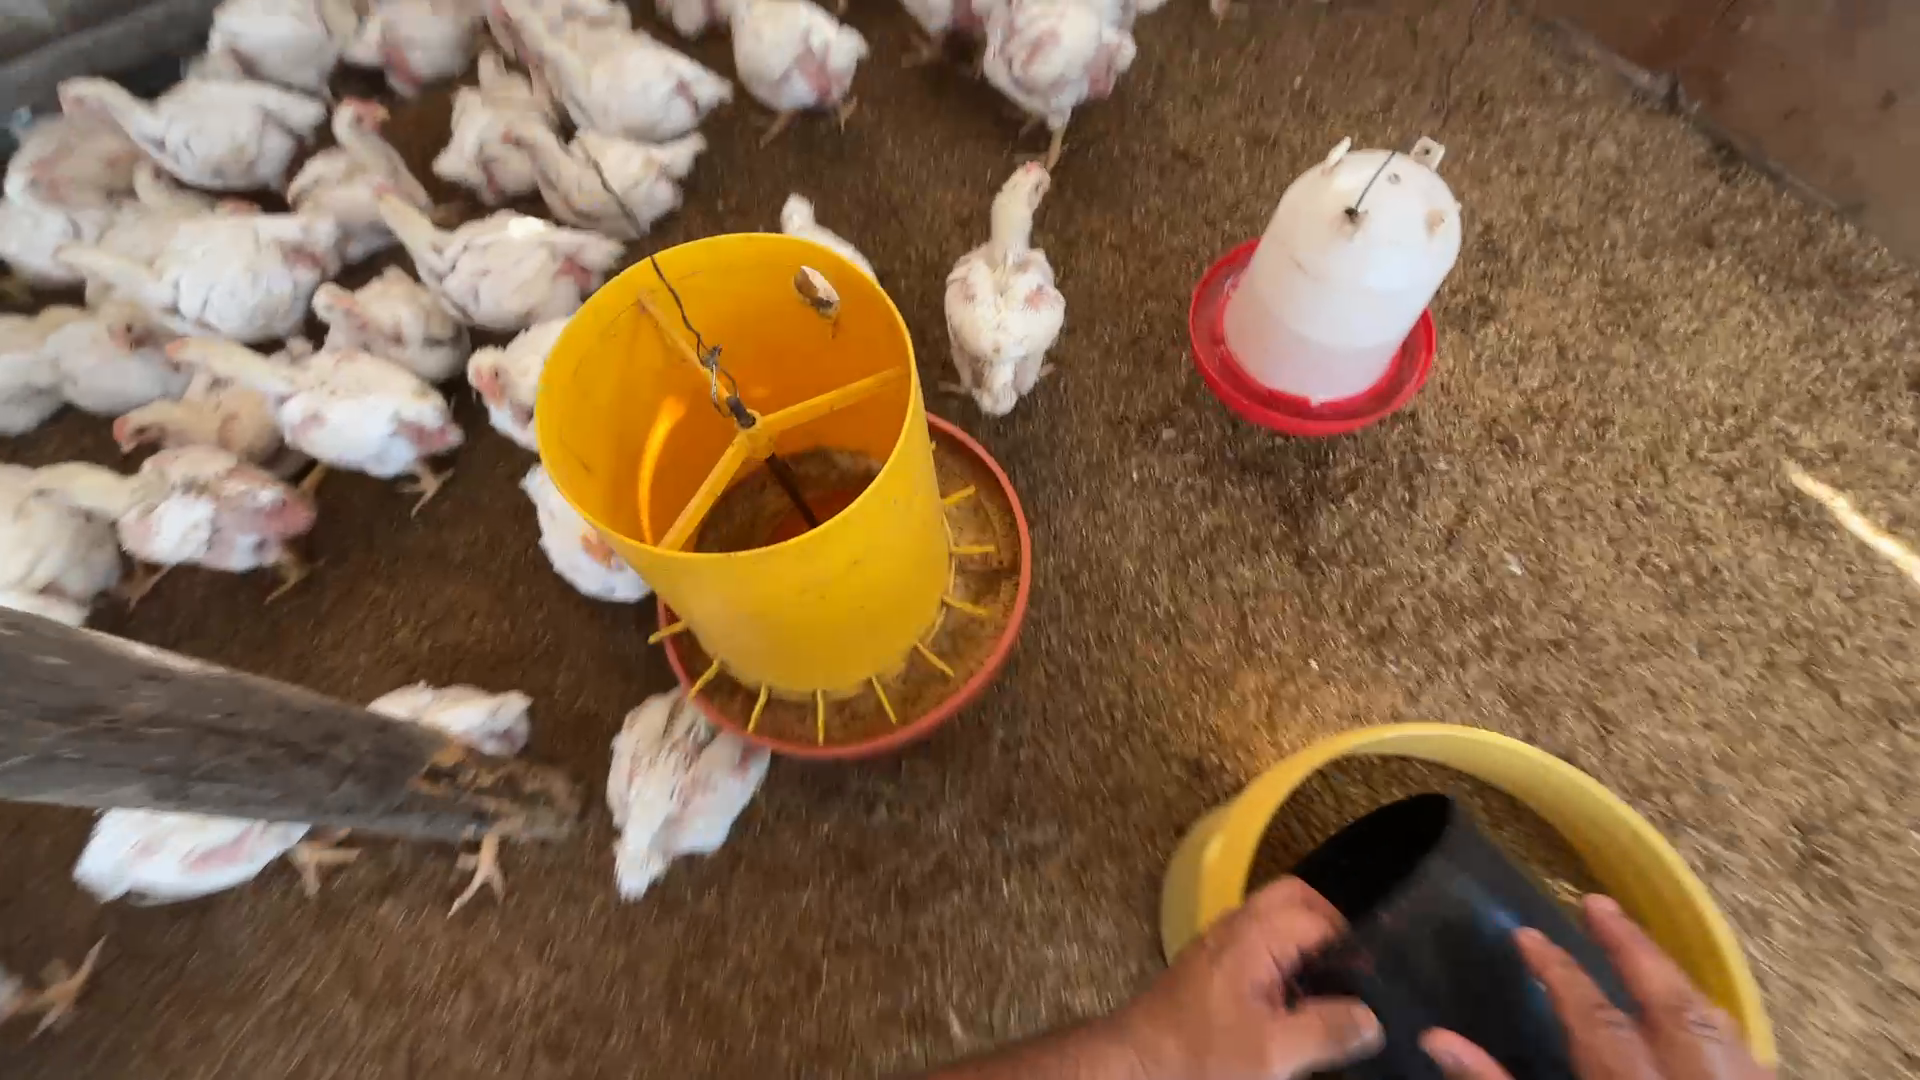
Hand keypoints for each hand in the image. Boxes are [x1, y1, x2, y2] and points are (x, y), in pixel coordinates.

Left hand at [1114, 877, 1383, 1079]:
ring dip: (1309, 942)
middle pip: (1293, 898)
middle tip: (1361, 975)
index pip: (1317, 916)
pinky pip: (1262, 942)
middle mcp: (1237, 925)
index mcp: (1252, 935)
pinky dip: (1289, 958)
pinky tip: (1304, 1001)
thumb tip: (1373, 1016)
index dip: (1354, 944)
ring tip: (1342, 991)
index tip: (1381, 982)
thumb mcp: (1272, 1053)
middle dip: (1331, 925)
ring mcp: (1224, 941)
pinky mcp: (1218, 963)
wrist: (1140, 1060)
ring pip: (1277, 919)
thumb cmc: (1201, 1054)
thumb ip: (1326, 1030)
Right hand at [1421, 895, 1773, 1079]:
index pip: (1598, 1020)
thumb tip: (1435, 1037)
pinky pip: (1748, 1071)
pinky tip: (1692, 1022)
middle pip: (1678, 1014)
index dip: (1560, 971)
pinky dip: (1715, 1033)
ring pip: (1728, 1038)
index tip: (1527, 934)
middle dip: (1636, 951)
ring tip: (1641, 947)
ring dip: (1680, 984)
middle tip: (1598, 904)